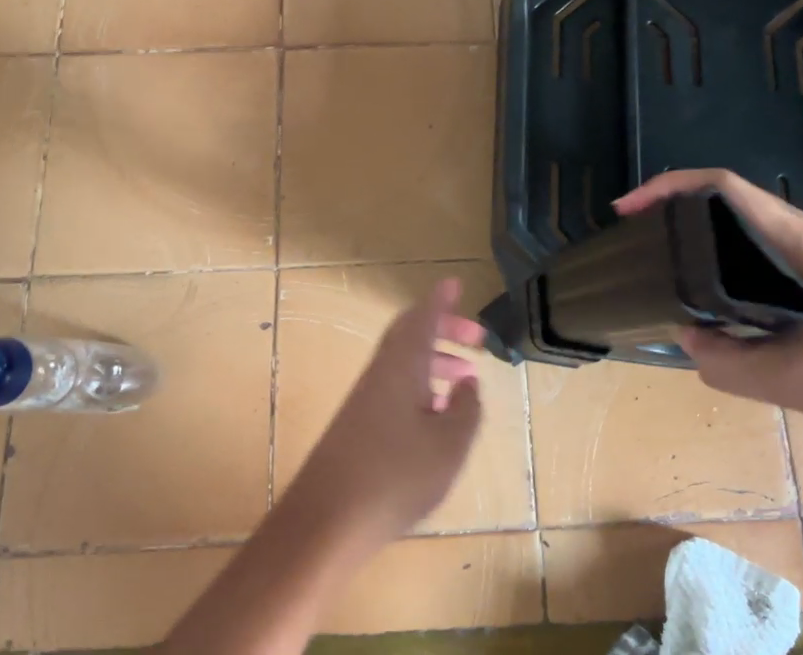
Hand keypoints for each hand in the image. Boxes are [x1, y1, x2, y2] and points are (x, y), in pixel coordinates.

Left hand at [280, 278, 485, 552]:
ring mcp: (364, 401)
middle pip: (410, 337)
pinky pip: (393, 389)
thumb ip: (466, 410)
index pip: (421, 319)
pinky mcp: (356, 427)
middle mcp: (379, 375)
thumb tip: (468, 383)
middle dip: (442, 331)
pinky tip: (436, 417)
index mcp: (401, 367)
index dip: (440, 301)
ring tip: (465, 379)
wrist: (327, 520)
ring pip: (402, 365)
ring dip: (434, 362)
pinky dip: (420, 388)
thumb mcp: (449, 445)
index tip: (454, 283)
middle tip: (475, 339)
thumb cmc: (396, 476)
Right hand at [614, 168, 802, 433]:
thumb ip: (730, 364)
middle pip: (724, 200)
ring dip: (698, 239)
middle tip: (637, 244)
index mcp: (797, 241)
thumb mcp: (796, 381)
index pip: (722, 187)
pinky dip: (722, 264)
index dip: (669, 187)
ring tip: (664, 271)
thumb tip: (687, 338)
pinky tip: (713, 301)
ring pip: (741, 229)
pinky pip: (757, 255)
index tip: (629, 211)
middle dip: (673, 211)